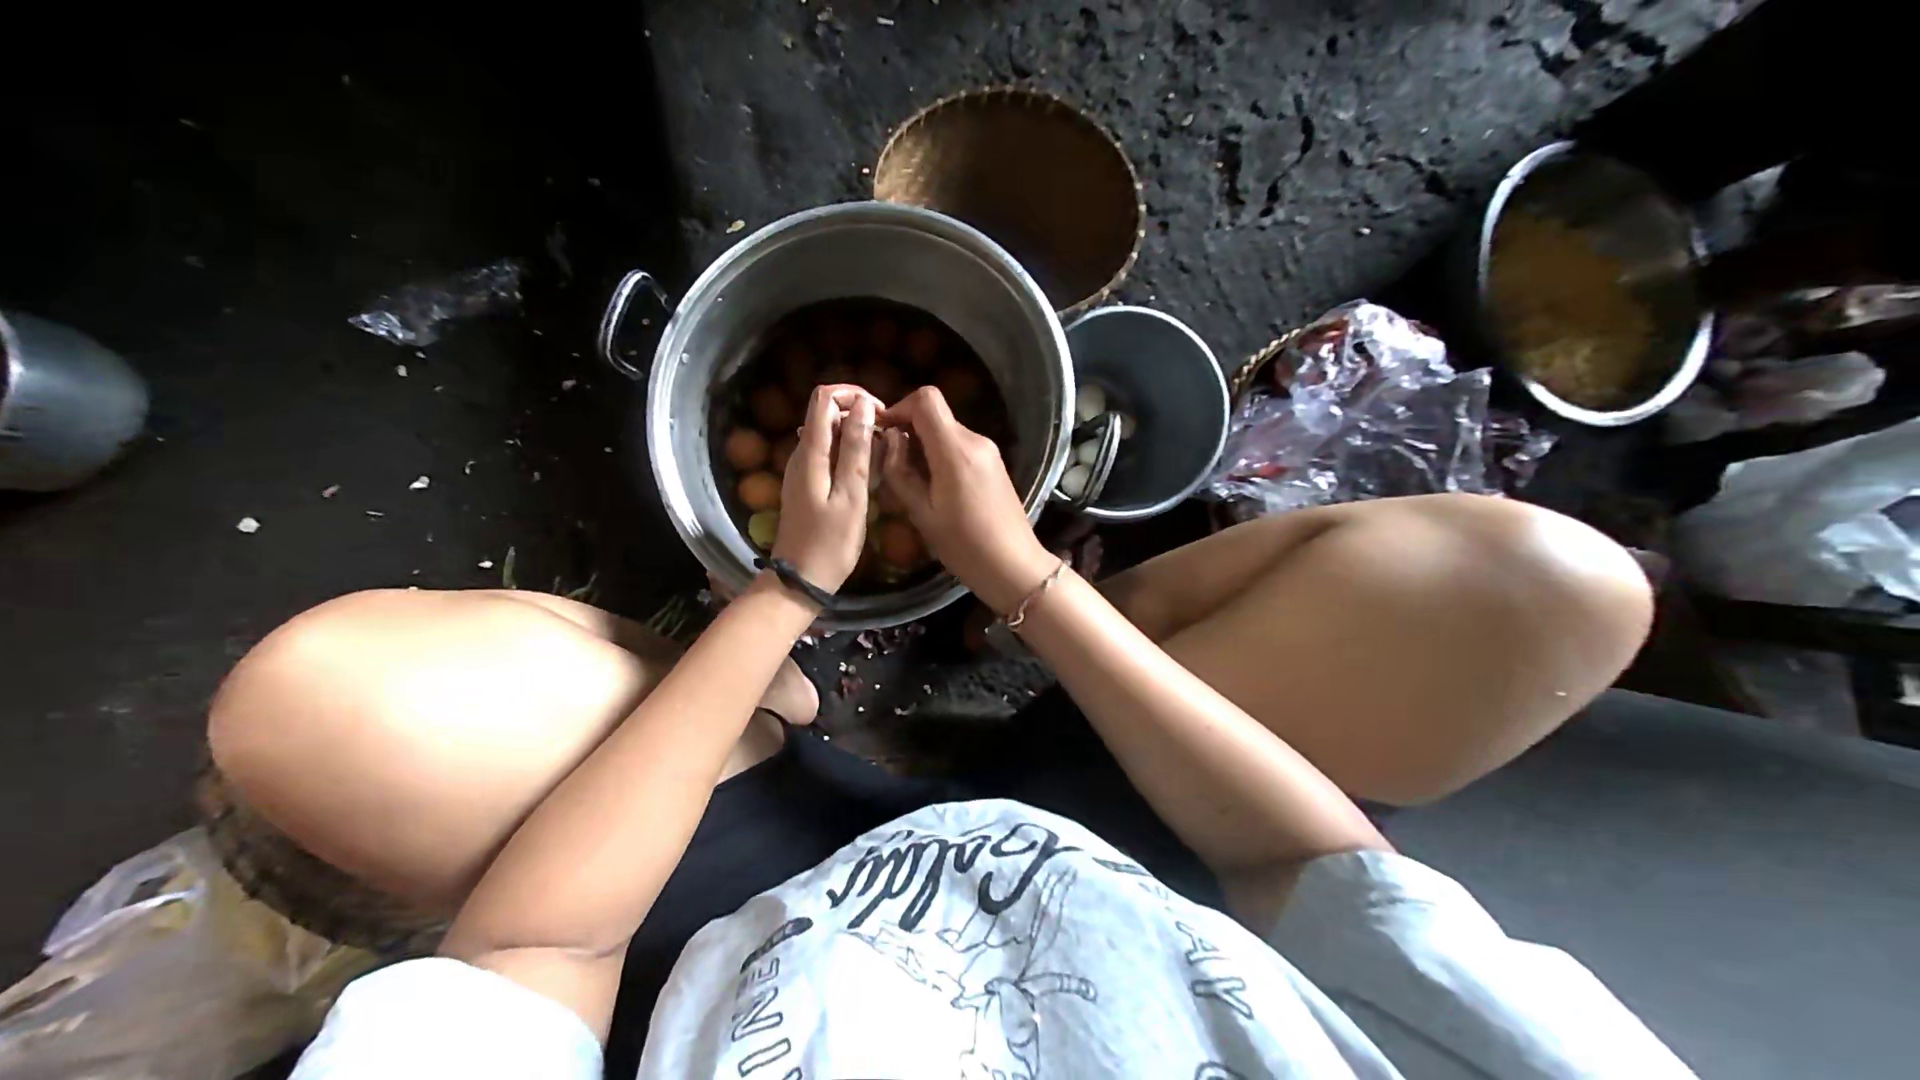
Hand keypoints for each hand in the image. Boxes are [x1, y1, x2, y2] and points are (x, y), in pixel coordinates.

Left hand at [772, 384, 880, 593]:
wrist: (800, 580)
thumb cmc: (830, 543)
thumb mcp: (851, 495)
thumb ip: (856, 449)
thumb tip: (863, 406)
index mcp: (810, 451)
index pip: (824, 397)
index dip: (853, 395)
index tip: (881, 414)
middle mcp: (801, 453)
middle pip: (827, 413)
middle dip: (860, 415)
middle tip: (890, 440)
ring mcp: (803, 469)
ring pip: (830, 435)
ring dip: (858, 438)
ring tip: (886, 460)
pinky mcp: (808, 484)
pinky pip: (830, 456)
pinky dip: (851, 456)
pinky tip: (871, 476)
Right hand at [879, 387, 1057, 612]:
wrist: (1014, 566)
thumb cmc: (964, 545)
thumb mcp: (922, 513)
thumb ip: (901, 472)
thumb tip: (891, 440)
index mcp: (955, 450)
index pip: (926, 399)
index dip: (899, 408)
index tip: (883, 432)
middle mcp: (975, 440)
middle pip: (935, 414)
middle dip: (909, 430)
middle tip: (891, 462)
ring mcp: (988, 451)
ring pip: (947, 430)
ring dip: (924, 445)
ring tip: (910, 479)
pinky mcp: (994, 464)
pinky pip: (960, 446)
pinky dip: (941, 455)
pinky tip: (934, 486)